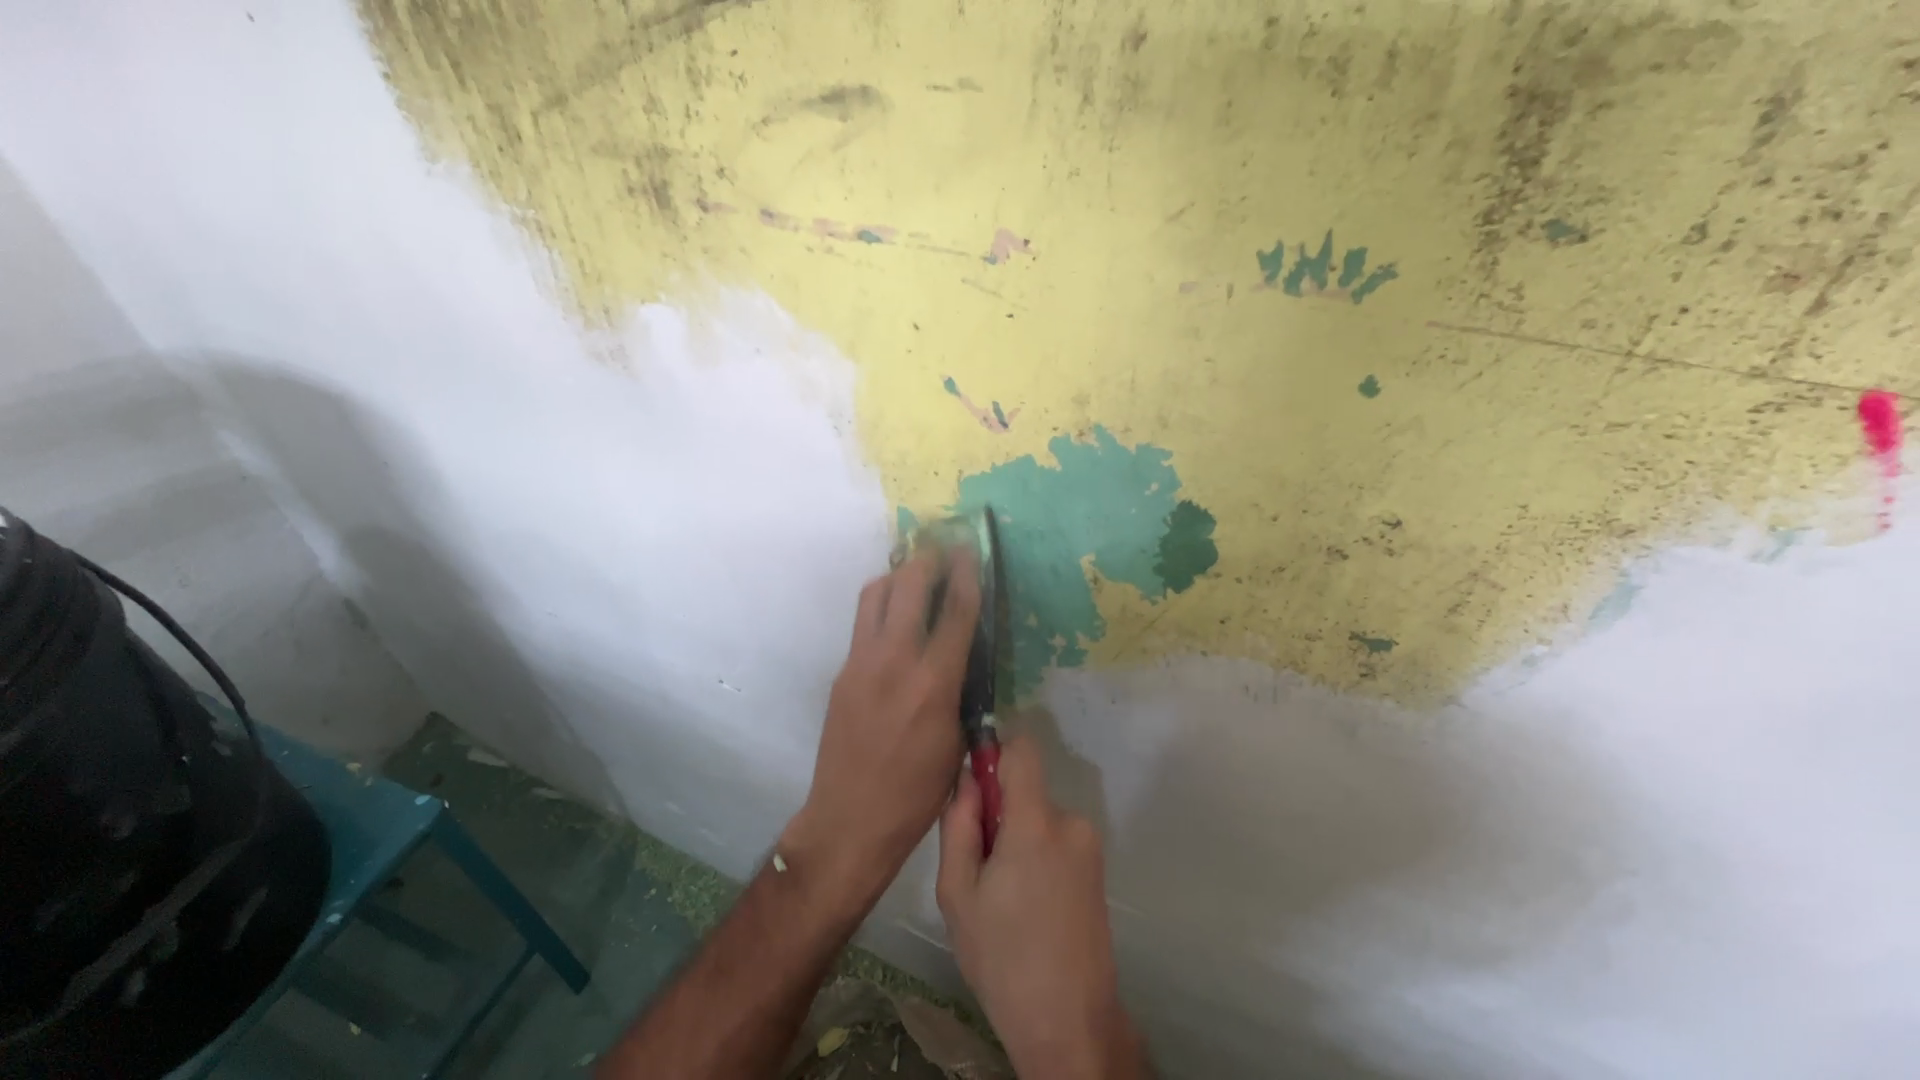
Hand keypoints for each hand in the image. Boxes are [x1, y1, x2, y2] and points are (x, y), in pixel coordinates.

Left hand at [783, 548, 980, 904]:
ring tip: (913, 573)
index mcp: (934, 683)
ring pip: (875, 596)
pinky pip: (862, 624)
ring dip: (897, 576)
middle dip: (927, 559)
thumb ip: (959, 692)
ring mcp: (861, 663)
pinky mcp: (842, 673)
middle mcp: (895, 661)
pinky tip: (893, 617)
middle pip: (909, 586)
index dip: (967, 574)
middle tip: (940, 548)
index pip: (955, 612)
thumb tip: (962, 657)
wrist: (850, 818)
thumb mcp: (954, 742)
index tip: (970, 550)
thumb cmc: (917, 793)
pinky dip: (880, 607)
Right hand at [938, 738, 1146, 1078]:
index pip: (1022, 750)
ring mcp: (1090, 848)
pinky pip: (1056, 843)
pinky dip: (1036, 859)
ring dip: (1017, 842)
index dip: (994, 754)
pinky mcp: (1097, 870)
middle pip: (1025, 793)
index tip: (972, 788)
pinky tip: (1026, 908)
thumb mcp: (957, 892)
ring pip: (1039, 821)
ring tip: (1002, 899)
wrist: (1068, 1019)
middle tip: (979, 872)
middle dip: (998, 816)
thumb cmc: (1001, 956)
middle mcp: (1071, 823)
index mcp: (1036, 823)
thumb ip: (958, 825)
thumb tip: (967, 779)